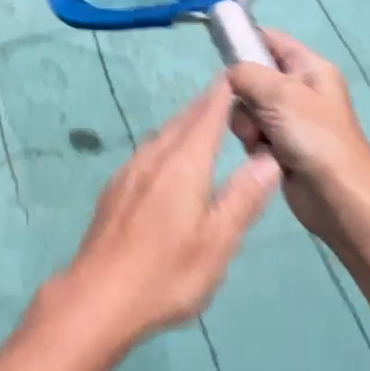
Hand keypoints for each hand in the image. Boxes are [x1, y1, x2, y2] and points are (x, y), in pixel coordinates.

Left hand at [50, 80, 282, 344]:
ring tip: (207, 125)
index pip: (206, 116)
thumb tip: (268, 158)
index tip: (239, 77)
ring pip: (163, 136)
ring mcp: (130, 171)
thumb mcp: (218, 242)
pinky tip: (172, 161)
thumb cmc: (168, 271)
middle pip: (183, 121)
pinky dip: (168, 145)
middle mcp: (153, 157)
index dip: (223, 94)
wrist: (100, 294)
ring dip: (186, 125)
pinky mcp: (116, 189)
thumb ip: (243, 198)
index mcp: (182, 164)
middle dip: (207, 106)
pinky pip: (149, 153)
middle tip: (231, 98)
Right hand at [226, 29, 369, 252]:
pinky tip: (263, 153)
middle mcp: (300, 89)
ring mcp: (291, 118)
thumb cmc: (315, 138)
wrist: (340, 199)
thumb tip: (230, 75)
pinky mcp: (281, 143)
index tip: (220, 54)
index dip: (245, 40)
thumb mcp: (279, 93)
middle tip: (251, 109)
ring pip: (247, 105)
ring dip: (247, 122)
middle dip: (243, 93)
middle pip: (253, 75)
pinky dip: (252, 140)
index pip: (271, 39)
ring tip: (260, 138)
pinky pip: (252, 130)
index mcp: (310, 68)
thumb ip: (245, 73)